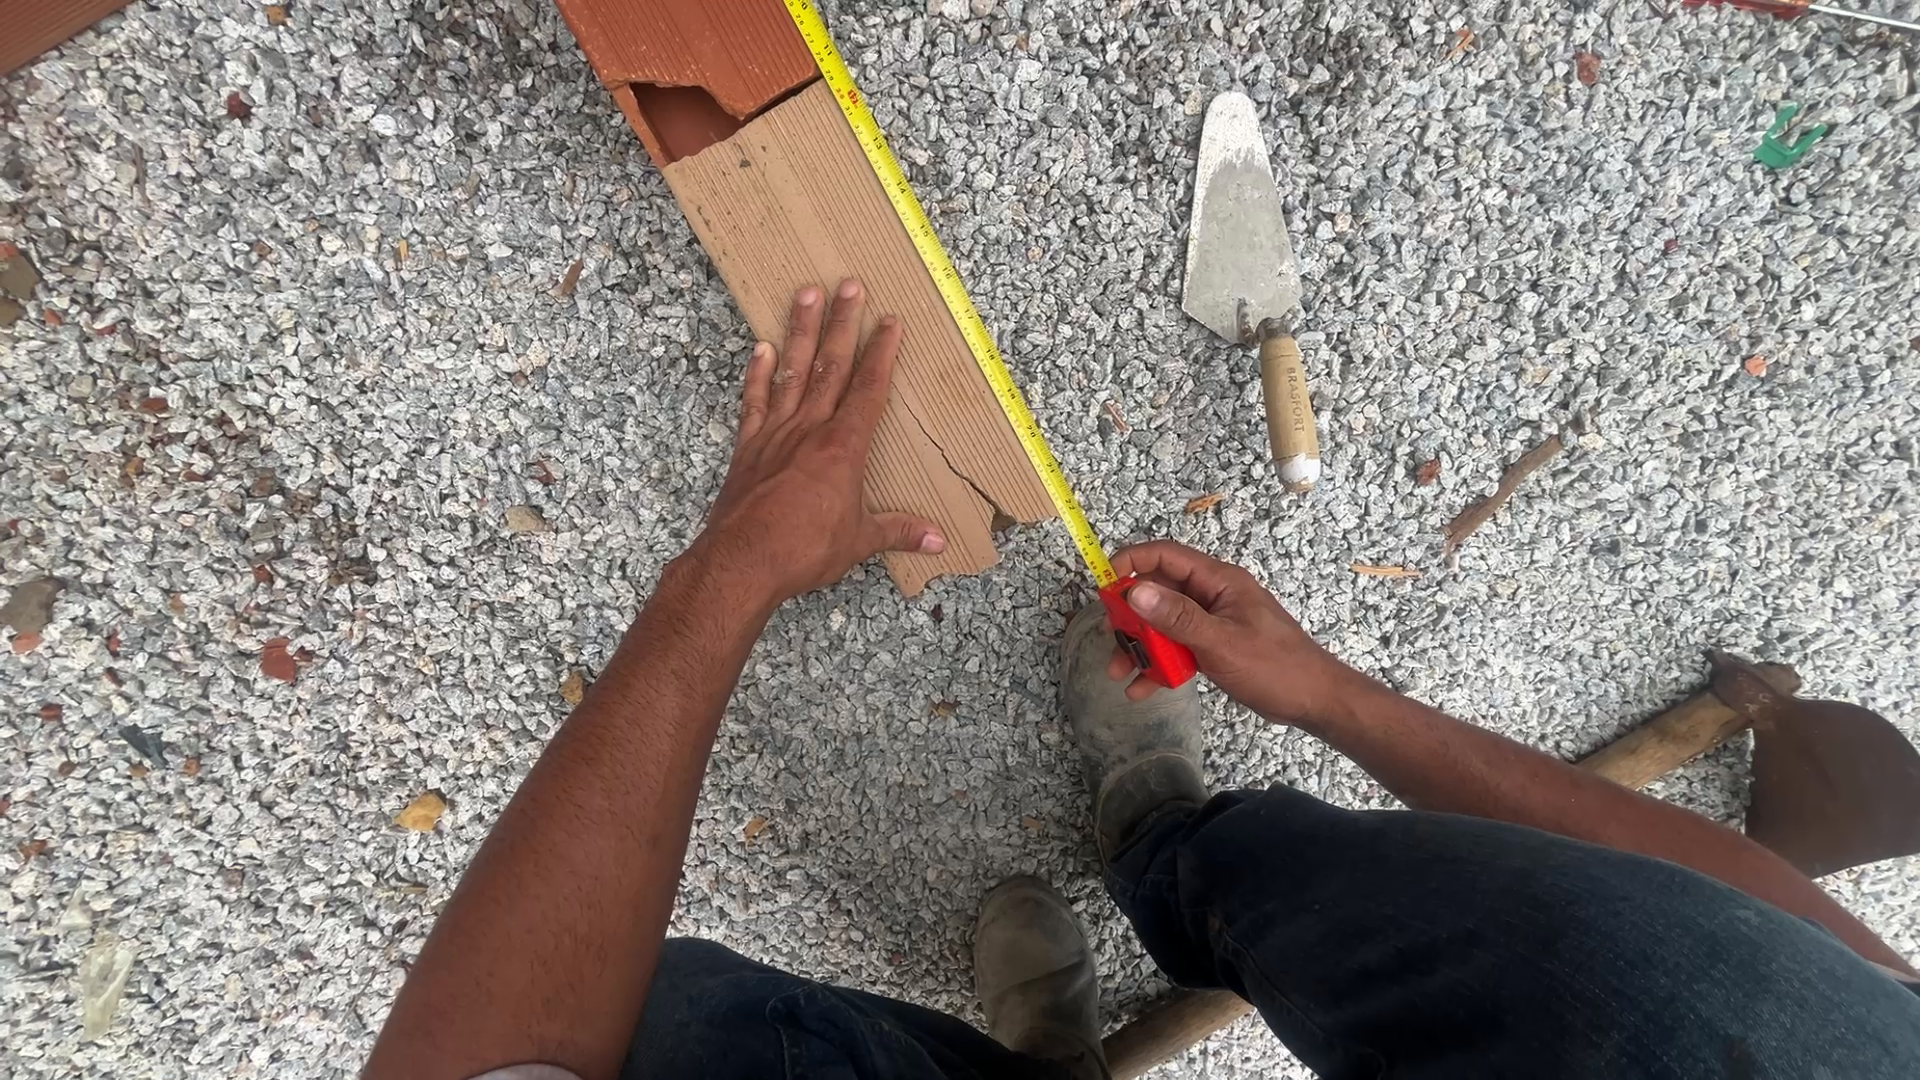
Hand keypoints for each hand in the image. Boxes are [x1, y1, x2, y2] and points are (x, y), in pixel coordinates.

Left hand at [691, 280, 944, 607]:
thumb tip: (938, 539)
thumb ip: (898, 531)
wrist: (743, 561)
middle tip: (849, 285)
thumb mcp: (859, 541)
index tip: (890, 322)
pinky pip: (754, 402)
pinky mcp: (748, 447)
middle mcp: (810, 430)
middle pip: (831, 366)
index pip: (869, 389)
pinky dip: (758, 375)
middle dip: (843, 324)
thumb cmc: (805, 549)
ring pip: (792, 372)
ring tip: (806, 293)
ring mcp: (775, 434)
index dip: (882, 354)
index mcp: (844, 447)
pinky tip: (761, 349)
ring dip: (800, 331)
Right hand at [1107, 540, 1364, 725]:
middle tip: (1109, 636)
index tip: (1104, 585)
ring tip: (1119, 670)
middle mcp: (1211, 594)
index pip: (1165, 556)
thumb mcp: (1222, 642)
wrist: (1316, 701)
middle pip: (1157, 592)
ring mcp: (1211, 620)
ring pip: (1162, 623)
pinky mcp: (1211, 645)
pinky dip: (1157, 664)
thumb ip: (1177, 618)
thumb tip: (1134, 592)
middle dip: (1129, 615)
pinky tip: (1141, 687)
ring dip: (1139, 645)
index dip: (1131, 563)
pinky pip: (1175, 647)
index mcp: (1218, 580)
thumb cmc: (1276, 666)